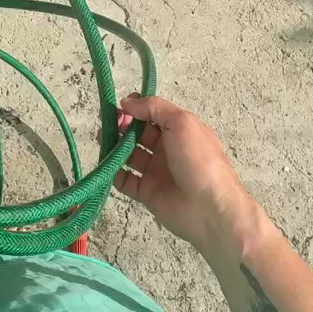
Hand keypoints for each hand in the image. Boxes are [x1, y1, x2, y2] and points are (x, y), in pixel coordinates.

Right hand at [114, 94, 263, 260]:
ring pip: (129, 154)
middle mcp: (167, 149)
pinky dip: (114, 173)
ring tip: (102, 139)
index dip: (137, 108)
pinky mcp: (147, 193)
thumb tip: (128, 102)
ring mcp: (156, 172)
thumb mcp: (181, 122)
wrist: (210, 210)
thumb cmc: (198, 160)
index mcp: (178, 130)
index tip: (121, 106)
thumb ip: (154, 107)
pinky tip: (108, 164)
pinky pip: (126, 180)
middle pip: (138, 132)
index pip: (153, 114)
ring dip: (114, 145)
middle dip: (122, 125)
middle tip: (109, 123)